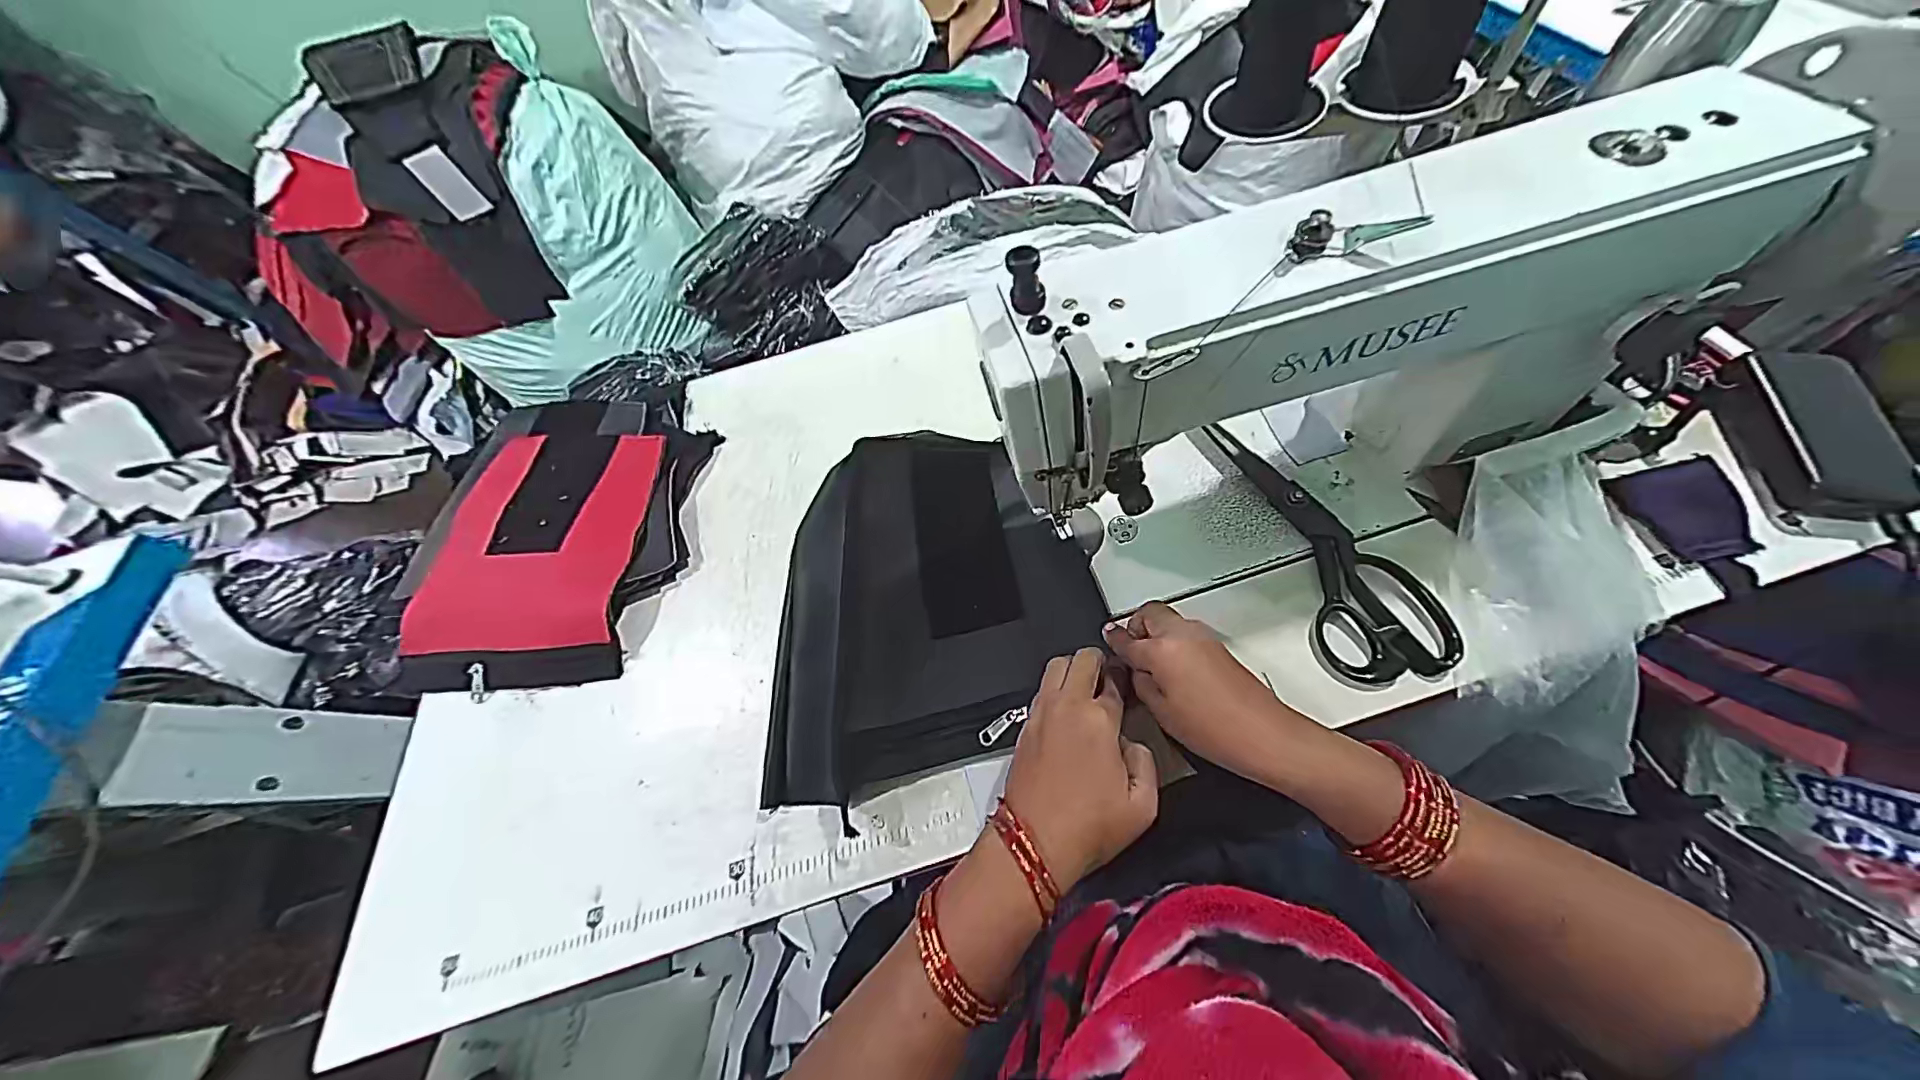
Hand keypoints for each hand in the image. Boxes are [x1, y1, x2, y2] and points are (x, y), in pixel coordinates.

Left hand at [1002, 648, 1158, 889]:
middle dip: (1097, 662)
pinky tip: (1066, 713)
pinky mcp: (1024, 728)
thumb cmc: (1085, 827)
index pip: (1114, 681)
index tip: (1128, 686)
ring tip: (1086, 689)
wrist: (1034, 844)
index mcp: (1099, 720)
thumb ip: (1147, 763)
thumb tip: (1134, 746)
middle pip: (1080, 658)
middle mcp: (1066, 709)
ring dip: (1072, 670)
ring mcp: (1040, 715)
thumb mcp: (1143, 805)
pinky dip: (1054, 691)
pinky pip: (1040, 692)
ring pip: (1054, 667)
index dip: (1124, 680)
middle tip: (1107, 677)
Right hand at [1104, 602, 1315, 780]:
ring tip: (1153, 664)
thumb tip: (1136, 671)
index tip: (1109, 639)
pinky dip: (1175, 644)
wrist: (1265, 734)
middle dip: (1135, 626)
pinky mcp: (1218, 647)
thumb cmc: (1219, 729)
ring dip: (1157, 634)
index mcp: (1163, 650)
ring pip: (1169, 620)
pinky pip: (1186, 634)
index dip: (1113, 640)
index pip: (1126, 637)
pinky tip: (1175, 671)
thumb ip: (1140, 683)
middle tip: (1129, 647)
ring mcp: (1204, 638)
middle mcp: (1184, 635)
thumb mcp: (1161, 712)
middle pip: (1149, 613)